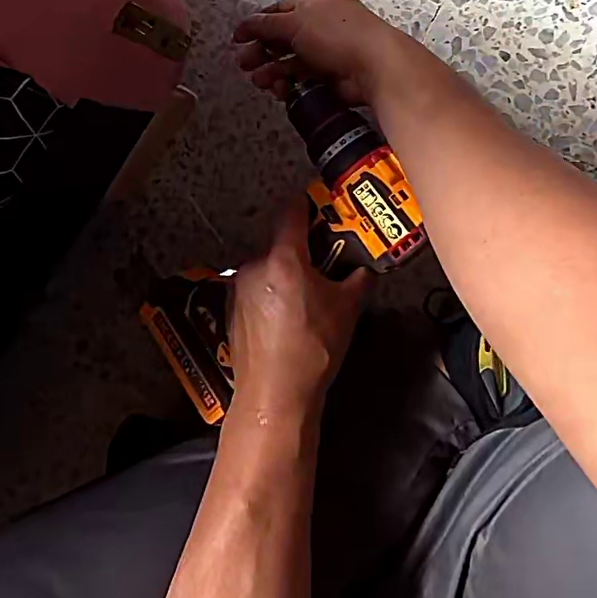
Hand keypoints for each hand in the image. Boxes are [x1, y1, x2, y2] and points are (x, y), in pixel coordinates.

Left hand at [228, 199, 369, 420]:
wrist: (274, 394)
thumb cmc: (313, 348)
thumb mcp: (347, 310)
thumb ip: (358, 280)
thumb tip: (365, 269)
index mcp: (283, 259)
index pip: (291, 212)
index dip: (306, 203)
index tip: (319, 204)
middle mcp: (255, 266)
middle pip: (280, 243)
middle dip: (302, 250)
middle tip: (325, 264)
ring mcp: (239, 288)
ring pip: (268, 267)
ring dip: (286, 274)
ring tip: (308, 298)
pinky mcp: (231, 309)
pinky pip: (256, 288)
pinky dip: (271, 292)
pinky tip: (287, 318)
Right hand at [232, 0, 422, 107]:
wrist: (372, 67)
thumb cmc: (341, 35)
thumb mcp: (296, 22)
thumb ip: (266, 24)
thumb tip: (247, 24)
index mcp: (317, 5)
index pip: (280, 11)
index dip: (258, 24)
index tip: (240, 37)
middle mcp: (323, 28)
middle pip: (282, 39)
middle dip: (261, 51)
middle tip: (244, 62)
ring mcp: (328, 54)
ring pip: (291, 62)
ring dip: (271, 71)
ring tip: (258, 80)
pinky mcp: (330, 78)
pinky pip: (303, 80)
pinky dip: (289, 84)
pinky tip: (280, 88)